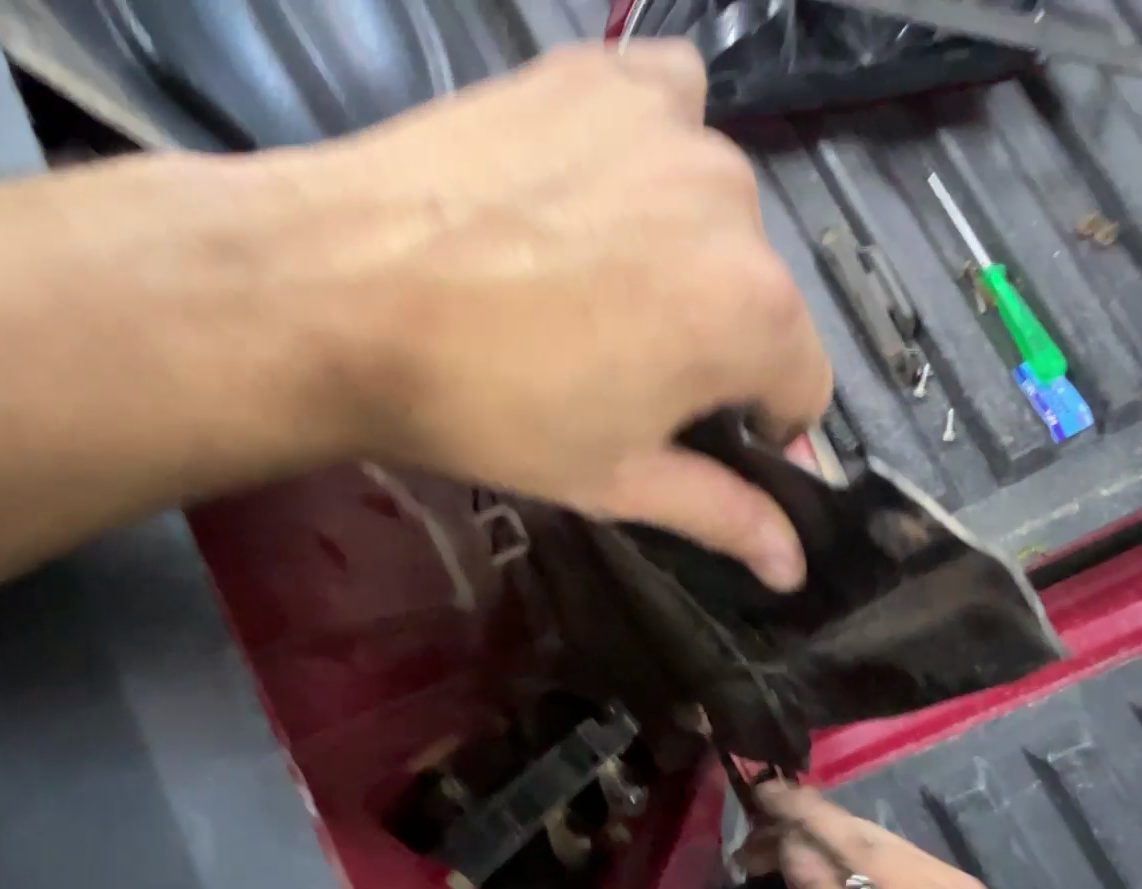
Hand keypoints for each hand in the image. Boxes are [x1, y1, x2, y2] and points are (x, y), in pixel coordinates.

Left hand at [259, 42, 832, 589]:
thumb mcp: (609, 477)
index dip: (750, 419)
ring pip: (709, 209)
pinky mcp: (608, 70)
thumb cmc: (484, 408)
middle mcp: (739, 202)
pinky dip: (642, 153)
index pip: (802, 383)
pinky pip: (666, 111)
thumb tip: (793, 564)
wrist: (339, 293)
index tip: (681, 424)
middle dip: (704, 329)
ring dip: (672, 244)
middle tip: (603, 353)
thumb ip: (718, 511)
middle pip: (753, 291)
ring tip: (573, 270)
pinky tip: (578, 187)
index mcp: (752, 313)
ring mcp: (673, 123)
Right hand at [759, 785, 1043, 888]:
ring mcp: (952, 877)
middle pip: (863, 833)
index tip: (763, 791)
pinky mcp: (949, 885)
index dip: (805, 811)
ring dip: (822, 838)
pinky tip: (817, 857)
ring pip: (873, 839)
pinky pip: (888, 854)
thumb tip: (790, 846)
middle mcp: (946, 875)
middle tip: (754, 834)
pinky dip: (848, 852)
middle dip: (805, 826)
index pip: (856, 839)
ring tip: (774, 845)